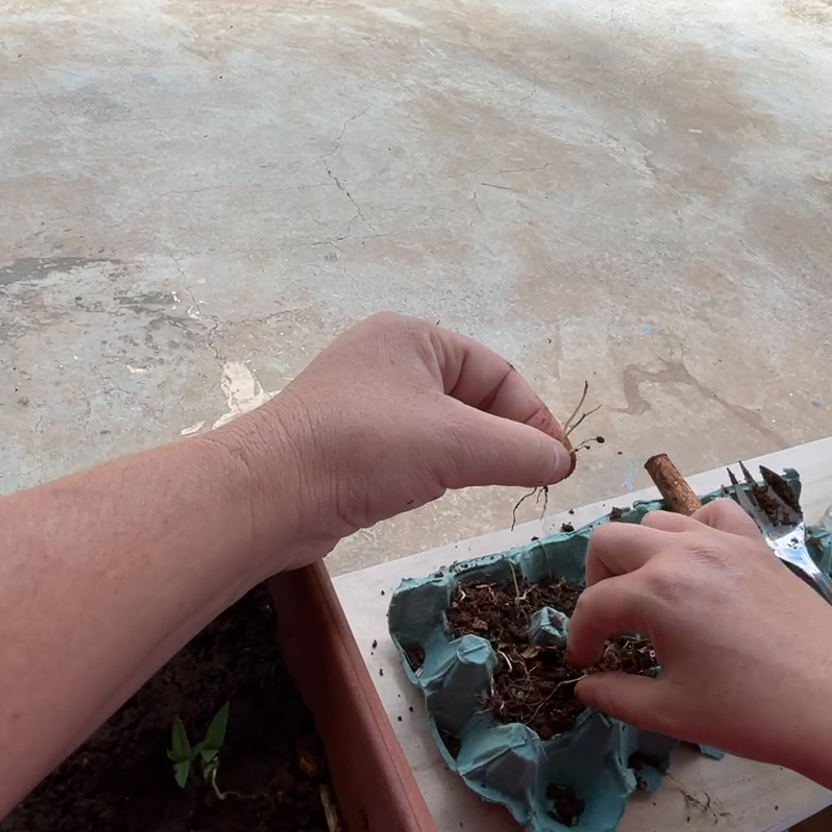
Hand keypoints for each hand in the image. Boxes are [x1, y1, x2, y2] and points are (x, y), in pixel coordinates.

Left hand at [215, 314, 571, 565]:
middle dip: (504, 437)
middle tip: (531, 479)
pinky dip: (437, 467)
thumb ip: (518, 450)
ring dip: (472, 454)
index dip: (533, 417)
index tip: (557, 464)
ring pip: (443, 426)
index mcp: (413, 337)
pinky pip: (412, 449)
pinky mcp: (349, 444)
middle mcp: (388, 361)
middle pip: (472, 397)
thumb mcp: (454, 442)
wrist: (269, 494)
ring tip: (491, 484)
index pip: (497, 372)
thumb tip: (562, 461)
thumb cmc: (364, 449)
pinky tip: (441, 489)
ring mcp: (365, 403)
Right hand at [566, 500, 831, 787]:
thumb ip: (616, 696)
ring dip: (637, 553)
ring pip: (654, 520)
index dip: (580, 636)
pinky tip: (697, 562)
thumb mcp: (673, 713)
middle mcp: (682, 552)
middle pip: (609, 541)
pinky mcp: (755, 546)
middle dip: (596, 581)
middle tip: (610, 622)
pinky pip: (711, 513)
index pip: (594, 604)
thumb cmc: (755, 713)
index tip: (584, 662)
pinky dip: (693, 529)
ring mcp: (722, 542)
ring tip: (649, 593)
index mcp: (656, 592)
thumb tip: (585, 686)